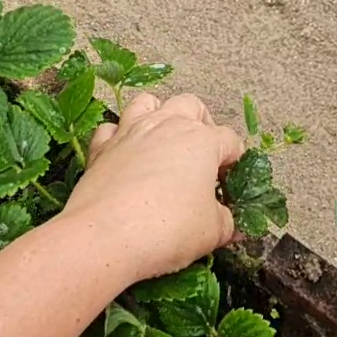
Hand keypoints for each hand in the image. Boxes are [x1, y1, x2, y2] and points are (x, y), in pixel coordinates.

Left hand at [61, 93, 246, 283]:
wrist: (106, 234)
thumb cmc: (167, 229)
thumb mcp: (212, 232)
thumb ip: (227, 222)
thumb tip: (232, 224)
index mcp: (202, 140)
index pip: (230, 140)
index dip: (234, 161)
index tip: (230, 182)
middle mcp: (167, 125)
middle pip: (191, 105)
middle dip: (202, 122)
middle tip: (202, 153)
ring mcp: (132, 131)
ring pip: (148, 102)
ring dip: (159, 114)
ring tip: (164, 139)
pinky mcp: (102, 146)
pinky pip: (111, 128)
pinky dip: (119, 136)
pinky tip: (124, 154)